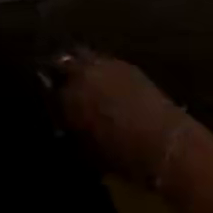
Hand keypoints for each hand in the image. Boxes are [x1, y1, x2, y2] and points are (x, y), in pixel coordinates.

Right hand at [55, 51, 196, 185]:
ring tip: (82, 80)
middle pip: (64, 63)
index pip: (49, 90)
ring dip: (81, 66)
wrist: (162, 141)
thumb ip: (70, 132)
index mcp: (68, 96)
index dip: (50, 97)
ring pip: (85, 57)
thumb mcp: (85, 150)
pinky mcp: (128, 65)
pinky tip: (104, 81)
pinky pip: (105, 62)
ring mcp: (107, 65)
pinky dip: (101, 69)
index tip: (52, 104)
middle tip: (61, 83)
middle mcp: (84, 74)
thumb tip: (66, 126)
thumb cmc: (120, 154)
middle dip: (61, 72)